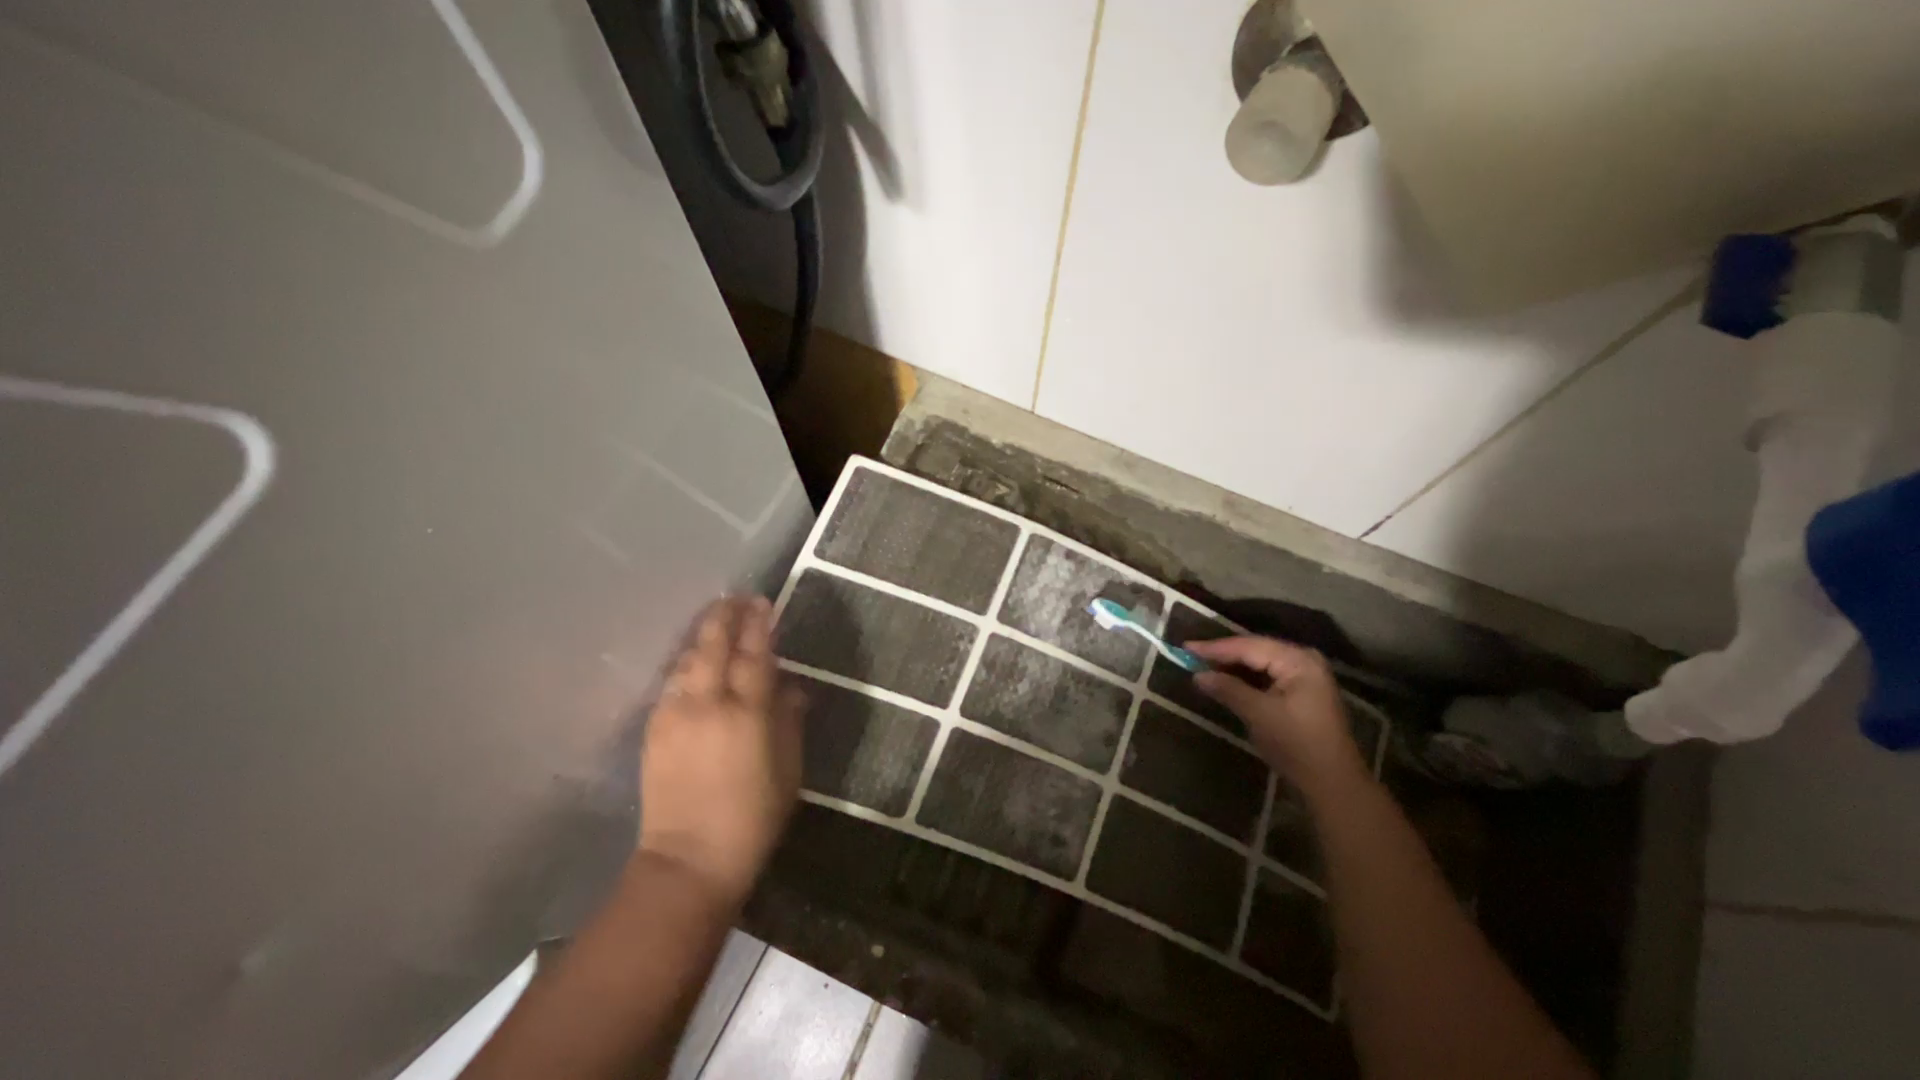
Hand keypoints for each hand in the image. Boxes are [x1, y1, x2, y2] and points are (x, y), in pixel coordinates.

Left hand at [638, 596, 805, 905]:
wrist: (689, 859)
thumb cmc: (752, 820)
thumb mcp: (788, 773)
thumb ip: (789, 723)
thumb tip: (791, 689)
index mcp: (748, 713)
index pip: (755, 654)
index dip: (760, 625)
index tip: (764, 603)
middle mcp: (708, 703)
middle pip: (714, 645)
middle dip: (726, 617)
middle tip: (736, 599)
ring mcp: (675, 714)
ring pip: (688, 660)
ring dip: (703, 636)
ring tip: (715, 622)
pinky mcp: (654, 729)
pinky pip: (672, 683)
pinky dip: (686, 665)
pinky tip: (693, 663)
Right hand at [1187, 636, 1365, 785]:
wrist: (1332, 781)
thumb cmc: (1297, 744)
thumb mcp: (1259, 714)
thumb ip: (1228, 689)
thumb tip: (1197, 675)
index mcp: (1298, 660)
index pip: (1249, 646)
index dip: (1215, 647)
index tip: (1186, 647)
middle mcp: (1304, 661)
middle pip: (1256, 650)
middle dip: (1224, 654)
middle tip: (1191, 655)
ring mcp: (1306, 677)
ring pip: (1262, 663)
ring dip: (1234, 666)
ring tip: (1204, 666)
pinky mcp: (1303, 694)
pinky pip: (1269, 676)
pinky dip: (1247, 679)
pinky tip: (1227, 681)